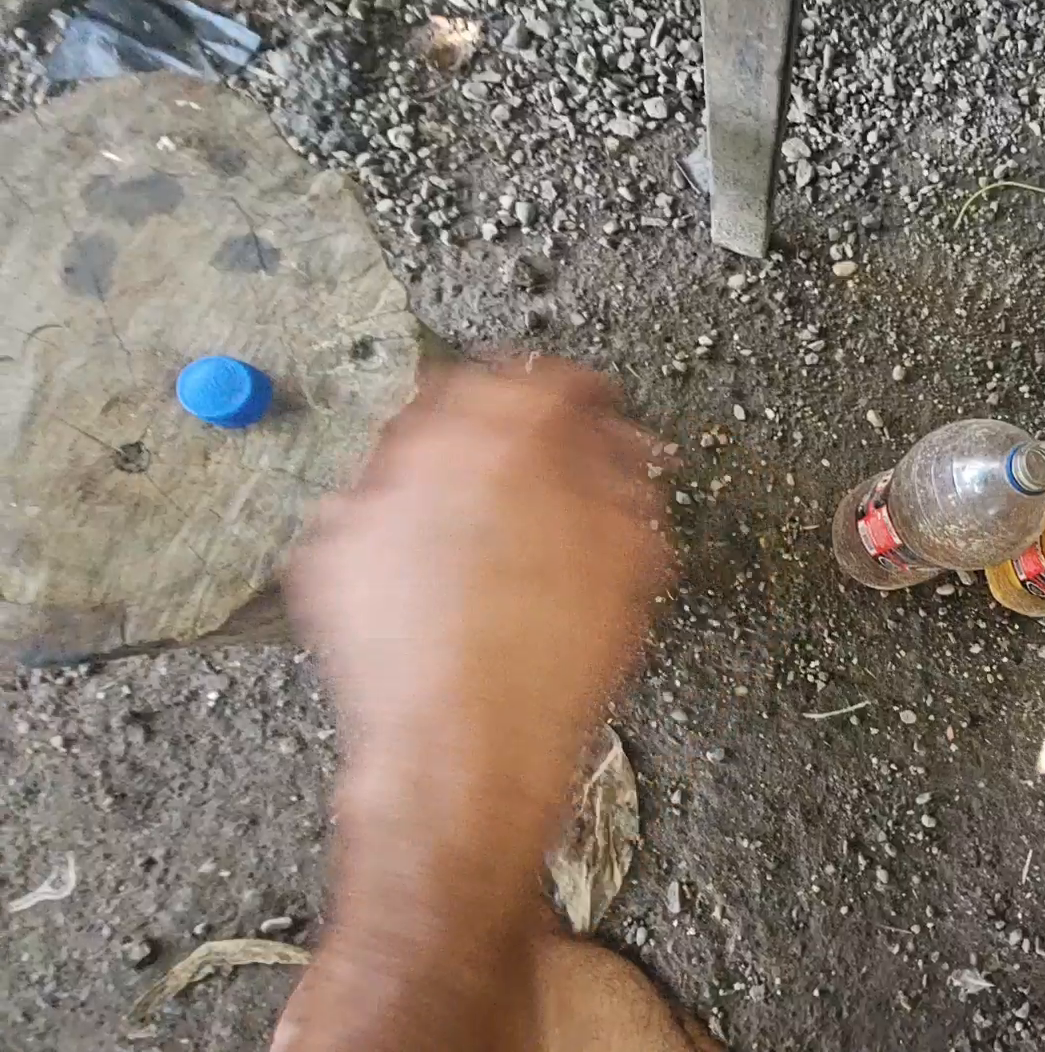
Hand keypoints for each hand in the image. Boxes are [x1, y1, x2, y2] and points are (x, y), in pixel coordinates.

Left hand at [290, 357, 675, 828]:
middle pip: (473, 393)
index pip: (550, 379)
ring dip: (472, 457)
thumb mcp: (633, 558)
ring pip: (423, 441)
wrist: (469, 743)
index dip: (586, 390)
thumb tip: (624, 448)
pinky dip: (426, 505)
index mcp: (515, 448)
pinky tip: (460, 550)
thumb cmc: (559, 658)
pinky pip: (385, 500)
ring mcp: (371, 499)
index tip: (601, 405)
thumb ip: (627, 482)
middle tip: (556, 444)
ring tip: (511, 503)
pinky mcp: (333, 550)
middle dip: (521, 413)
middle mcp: (431, 455)